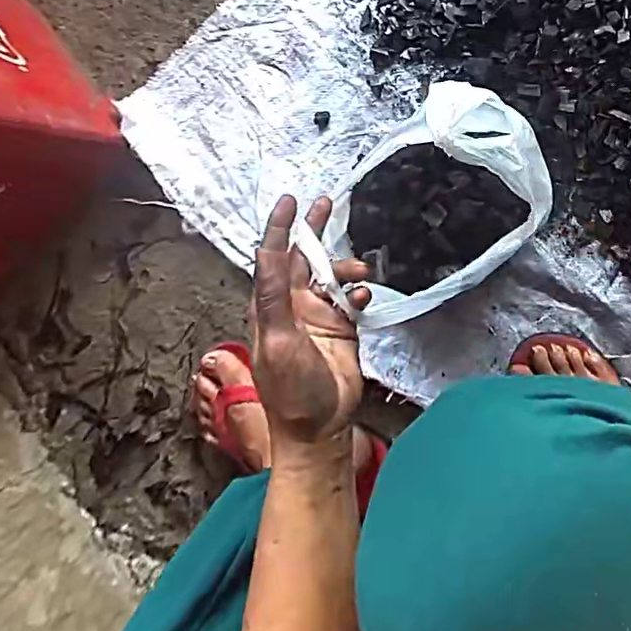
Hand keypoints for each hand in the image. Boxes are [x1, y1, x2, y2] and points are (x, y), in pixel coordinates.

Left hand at [251, 196, 372, 455]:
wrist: (321, 428)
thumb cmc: (291, 392)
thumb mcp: (277, 342)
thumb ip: (274, 297)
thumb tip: (267, 255)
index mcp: (271, 305)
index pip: (273, 257)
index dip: (280, 228)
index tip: (289, 202)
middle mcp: (294, 305)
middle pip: (303, 257)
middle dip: (313, 230)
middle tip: (324, 203)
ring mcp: (319, 316)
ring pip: (333, 276)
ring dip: (345, 268)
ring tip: (359, 273)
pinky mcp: (342, 328)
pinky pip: (352, 299)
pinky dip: (359, 293)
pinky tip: (363, 298)